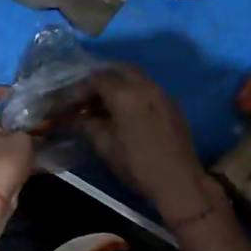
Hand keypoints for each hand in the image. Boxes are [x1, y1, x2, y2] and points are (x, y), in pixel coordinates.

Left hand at [0, 87, 35, 204]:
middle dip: (12, 112)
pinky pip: (3, 151)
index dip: (2, 90)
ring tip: (36, 127)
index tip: (18, 91)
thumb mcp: (23, 140)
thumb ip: (31, 129)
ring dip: (15, 131)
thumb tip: (39, 126)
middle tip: (31, 109)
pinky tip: (34, 150)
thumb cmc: (4, 162)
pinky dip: (16, 148)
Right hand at [83, 65, 223, 225]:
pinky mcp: (172, 104)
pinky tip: (126, 111)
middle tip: (88, 97)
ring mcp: (162, 93)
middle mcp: (145, 86)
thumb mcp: (105, 146)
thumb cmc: (137, 165)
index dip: (81, 88)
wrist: (178, 181)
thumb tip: (77, 117)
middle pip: (119, 69)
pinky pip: (148, 88)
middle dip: (101, 79)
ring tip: (105, 104)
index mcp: (126, 95)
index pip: (97, 78)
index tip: (73, 103)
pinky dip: (133, 91)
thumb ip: (88, 125)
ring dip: (118, 83)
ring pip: (136, 76)